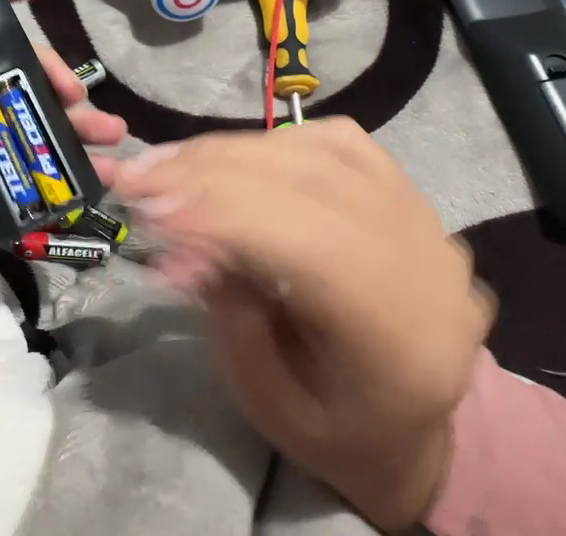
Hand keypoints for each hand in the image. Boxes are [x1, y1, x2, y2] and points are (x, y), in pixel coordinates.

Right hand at [113, 119, 492, 531]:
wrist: (404, 419)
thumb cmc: (329, 424)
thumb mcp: (268, 398)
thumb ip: (231, 314)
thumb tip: (176, 239)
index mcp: (403, 340)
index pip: (314, 248)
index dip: (226, 216)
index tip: (147, 210)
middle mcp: (428, 266)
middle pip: (314, 185)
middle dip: (212, 173)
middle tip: (137, 177)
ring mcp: (425, 220)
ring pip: (321, 152)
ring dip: (231, 152)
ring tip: (165, 164)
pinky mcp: (408, 194)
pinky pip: (336, 141)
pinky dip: (272, 142)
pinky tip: (226, 158)